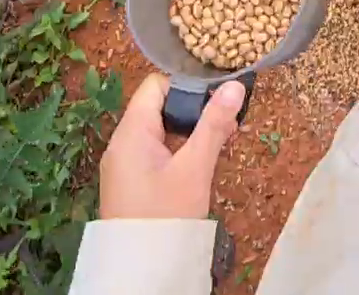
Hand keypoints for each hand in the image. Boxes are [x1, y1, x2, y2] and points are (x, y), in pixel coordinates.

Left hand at [100, 75, 244, 219]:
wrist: (140, 273)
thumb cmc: (166, 213)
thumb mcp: (195, 167)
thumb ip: (214, 124)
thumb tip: (235, 84)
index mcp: (131, 133)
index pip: (156, 85)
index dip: (187, 84)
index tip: (216, 95)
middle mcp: (122, 143)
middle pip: (160, 105)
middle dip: (195, 107)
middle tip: (227, 117)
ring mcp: (125, 164)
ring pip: (162, 128)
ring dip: (191, 128)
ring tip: (223, 135)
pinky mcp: (132, 181)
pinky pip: (158, 149)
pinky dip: (181, 146)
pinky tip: (204, 157)